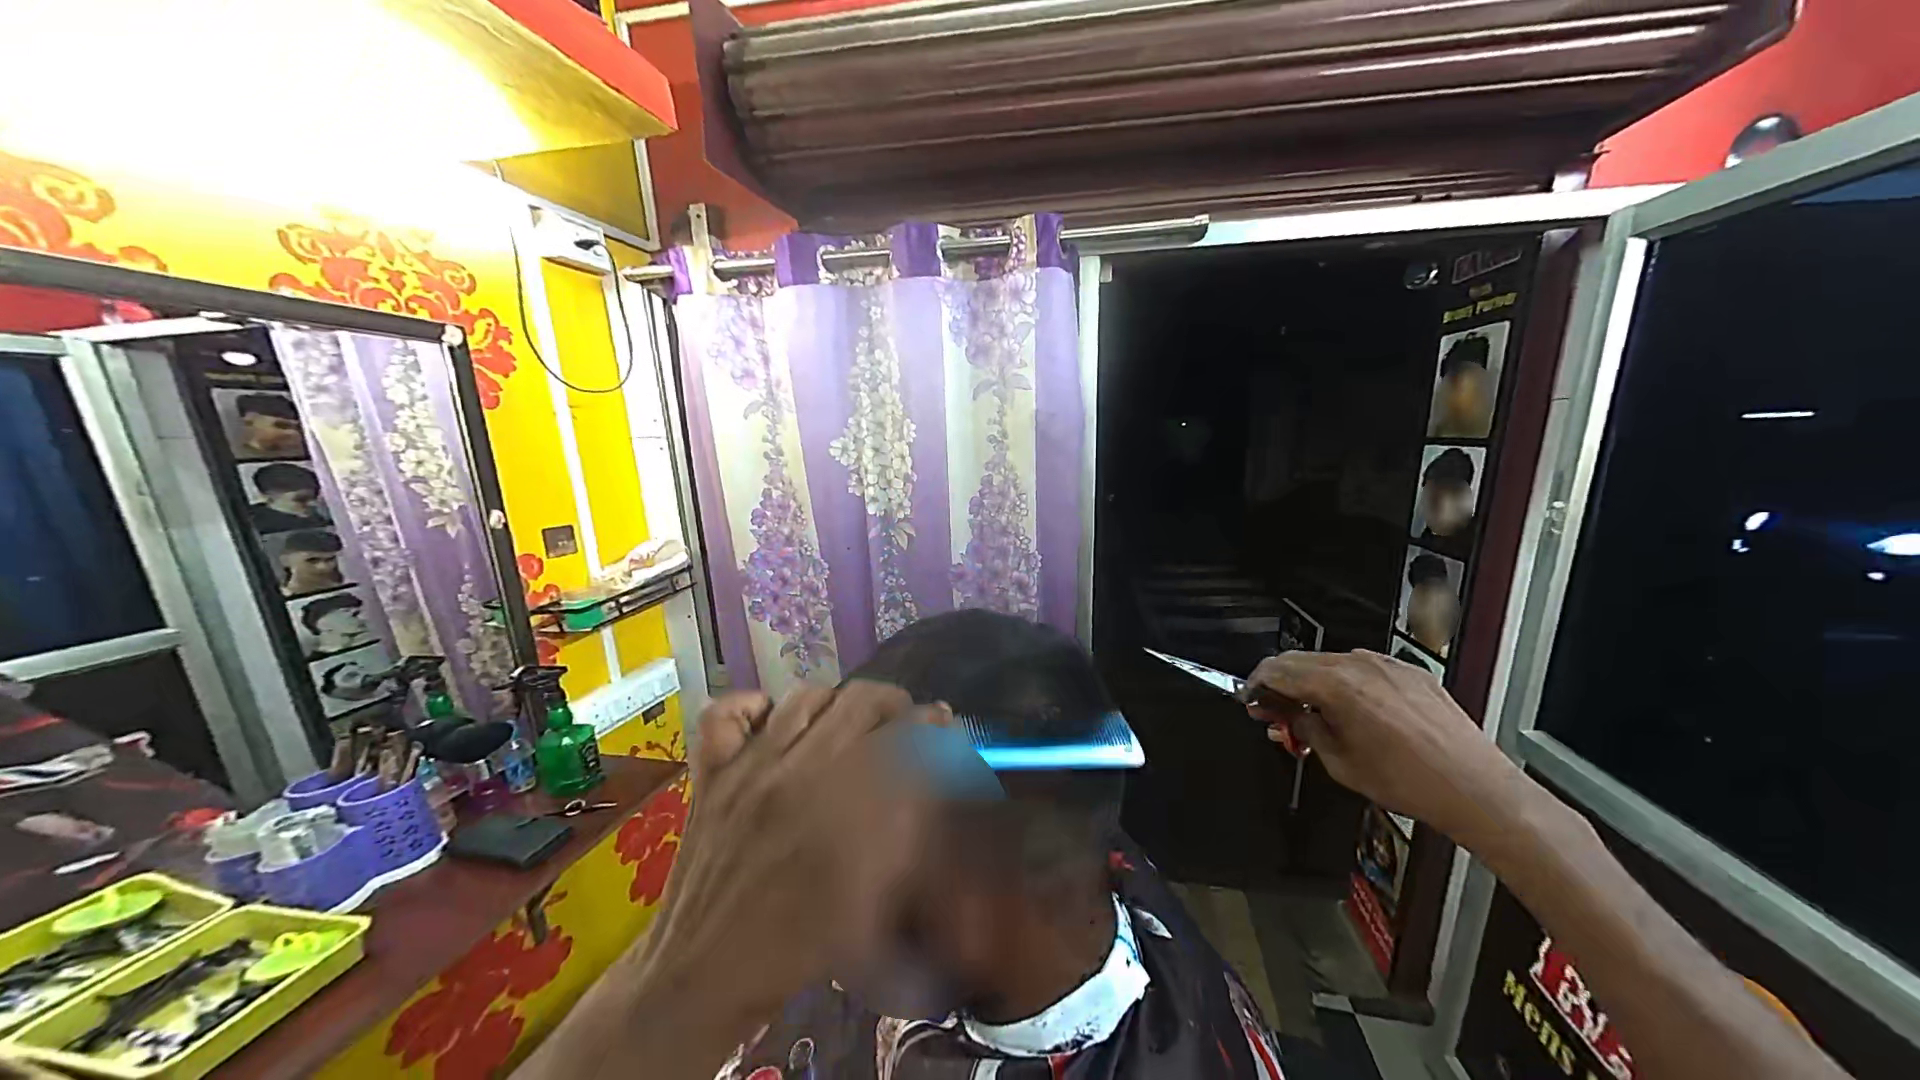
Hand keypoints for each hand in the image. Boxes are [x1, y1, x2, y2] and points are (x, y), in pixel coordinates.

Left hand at [642, 682, 936, 1033]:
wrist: (706, 973)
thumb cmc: (798, 946)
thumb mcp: (874, 900)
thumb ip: (906, 833)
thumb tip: (925, 781)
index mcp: (847, 811)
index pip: (904, 739)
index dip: (932, 726)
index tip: (943, 726)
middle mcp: (801, 776)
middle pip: (861, 702)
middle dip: (895, 703)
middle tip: (903, 719)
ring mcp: (749, 769)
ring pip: (805, 697)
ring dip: (838, 701)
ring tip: (849, 719)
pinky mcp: (710, 774)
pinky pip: (725, 713)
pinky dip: (752, 705)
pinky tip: (772, 720)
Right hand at [1243, 650, 1528, 840]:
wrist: (1476, 790)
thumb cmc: (1412, 782)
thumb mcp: (1339, 763)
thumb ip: (1306, 729)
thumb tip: (1290, 717)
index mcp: (1337, 685)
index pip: (1276, 670)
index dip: (1255, 685)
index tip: (1252, 700)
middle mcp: (1360, 666)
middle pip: (1299, 660)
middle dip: (1280, 683)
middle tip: (1274, 710)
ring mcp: (1388, 665)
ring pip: (1330, 661)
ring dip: (1312, 681)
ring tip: (1312, 713)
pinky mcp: (1410, 672)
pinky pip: (1363, 667)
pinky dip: (1345, 682)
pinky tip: (1349, 710)